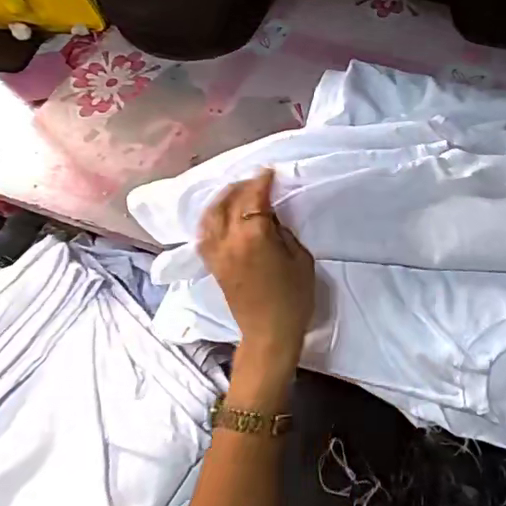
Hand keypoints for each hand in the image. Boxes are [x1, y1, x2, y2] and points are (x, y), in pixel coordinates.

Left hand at [199, 169, 314, 364]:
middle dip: (242, 186)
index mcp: (253, 235)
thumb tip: (271, 219)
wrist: (269, 334)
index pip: (254, 198)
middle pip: (229, 202)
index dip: (262, 182)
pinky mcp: (212, 265)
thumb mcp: (300, 260)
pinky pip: (205, 234)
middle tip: (255, 180)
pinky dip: (211, 219)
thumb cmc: (294, 299)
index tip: (268, 171)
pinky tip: (219, 216)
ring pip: (211, 215)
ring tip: (234, 192)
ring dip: (222, 199)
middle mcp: (229, 239)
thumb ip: (283, 233)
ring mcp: (216, 253)